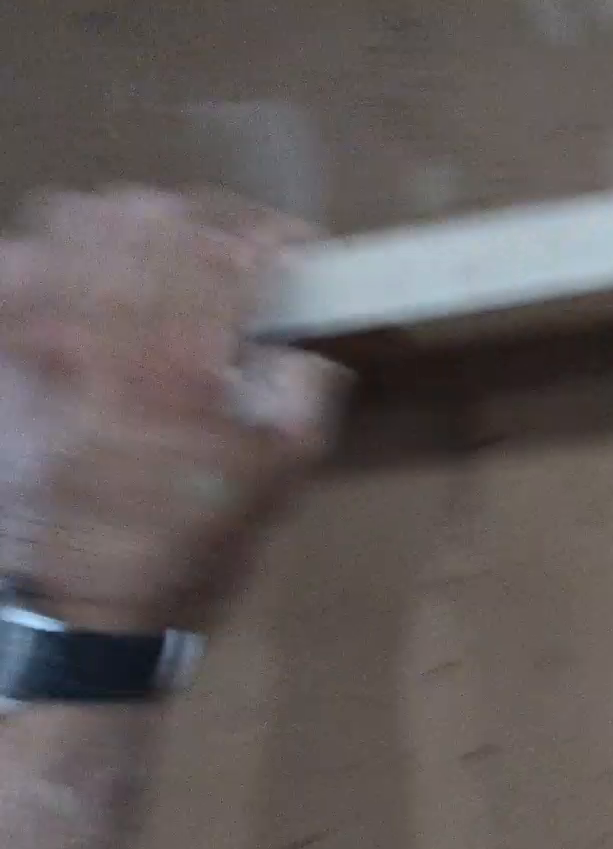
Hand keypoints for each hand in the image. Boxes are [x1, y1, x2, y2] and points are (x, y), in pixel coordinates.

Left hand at [0, 189, 346, 632]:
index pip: (224, 250)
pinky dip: (73, 253)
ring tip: (179, 259)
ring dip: (142, 226)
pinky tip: (106, 286)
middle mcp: (90, 332)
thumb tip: (297, 344)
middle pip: (146, 214)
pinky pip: (19, 258)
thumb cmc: (201, 533)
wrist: (80, 590)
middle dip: (212, 215)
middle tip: (249, 245)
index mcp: (179, 367)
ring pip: (75, 220)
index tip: (305, 248)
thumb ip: (304, 389)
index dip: (273, 234)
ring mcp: (24, 333)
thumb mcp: (287, 469)